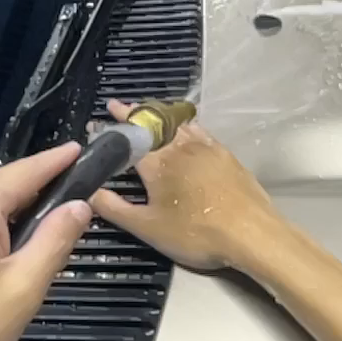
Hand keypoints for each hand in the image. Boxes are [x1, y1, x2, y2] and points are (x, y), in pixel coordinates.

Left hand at [0, 142, 91, 340]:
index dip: (59, 161)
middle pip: (7, 190)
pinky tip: (2, 270)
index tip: (84, 150)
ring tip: (42, 257)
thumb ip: (54, 240)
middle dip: (40, 201)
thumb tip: (79, 205)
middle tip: (76, 223)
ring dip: (15, 226)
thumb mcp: (22, 290)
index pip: (29, 170)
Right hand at [90, 99, 281, 272]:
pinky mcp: (225, 154)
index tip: (107, 109)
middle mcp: (179, 146)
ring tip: (150, 112)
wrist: (252, 234)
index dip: (116, 122)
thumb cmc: (196, 233)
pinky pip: (199, 129)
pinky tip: (187, 127)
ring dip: (159, 115)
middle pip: (153, 122)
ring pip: (176, 122)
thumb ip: (114, 208)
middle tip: (123, 106)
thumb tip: (89, 192)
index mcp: (156, 162)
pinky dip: (185, 122)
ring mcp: (205, 147)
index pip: (130, 134)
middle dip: (136, 113)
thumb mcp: (147, 228)